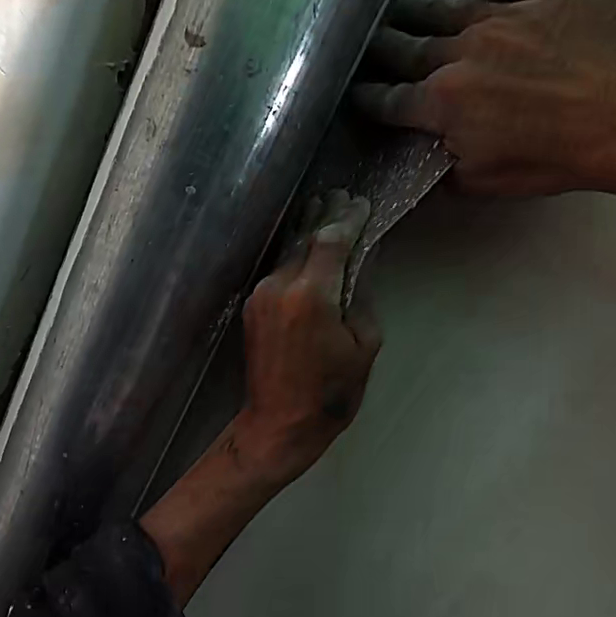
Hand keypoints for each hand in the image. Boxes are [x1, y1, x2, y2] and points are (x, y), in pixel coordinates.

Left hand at [139, 191, 381, 605]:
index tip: (362, 203)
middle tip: (340, 194)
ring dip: (305, 231)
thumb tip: (356, 266)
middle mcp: (279, 287)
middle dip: (324, 215)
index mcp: (310, 296)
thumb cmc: (331, 392)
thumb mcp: (364, 344)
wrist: (279, 422)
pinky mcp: (251, 308)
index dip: (348, 219)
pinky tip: (303, 245)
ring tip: (320, 207)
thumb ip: (358, 297)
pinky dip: (293, 255)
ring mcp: (260, 296)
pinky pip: (276, 271)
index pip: (331, 241)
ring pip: (286, 253)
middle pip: (304, 239)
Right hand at [352, 0, 615, 200]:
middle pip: (406, 46)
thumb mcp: (485, 182)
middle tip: (368, 44)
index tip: (355, 96)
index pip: (388, 100)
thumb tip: (425, 156)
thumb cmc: (560, 159)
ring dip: (417, 8)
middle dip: (380, 48)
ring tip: (401, 5)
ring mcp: (507, 14)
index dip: (366, 99)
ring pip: (446, 5)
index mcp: (442, 103)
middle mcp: (463, 52)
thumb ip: (443, 166)